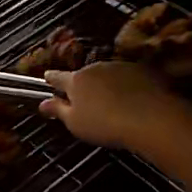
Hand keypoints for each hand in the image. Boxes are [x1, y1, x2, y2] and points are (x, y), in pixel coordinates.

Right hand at [38, 62, 180, 148]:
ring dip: (106, 85)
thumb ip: (58, 110)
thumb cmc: (105, 124)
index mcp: (76, 80)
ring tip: (112, 104)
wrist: (149, 118)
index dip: (51, 78)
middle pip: (85, 75)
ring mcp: (119, 67)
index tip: (47, 78)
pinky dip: (126, 86)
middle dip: (83, 85)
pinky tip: (132, 101)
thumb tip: (43, 103)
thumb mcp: (75, 123)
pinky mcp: (141, 70)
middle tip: (86, 101)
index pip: (57, 76)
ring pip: (107, 75)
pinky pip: (127, 77)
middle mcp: (96, 68)